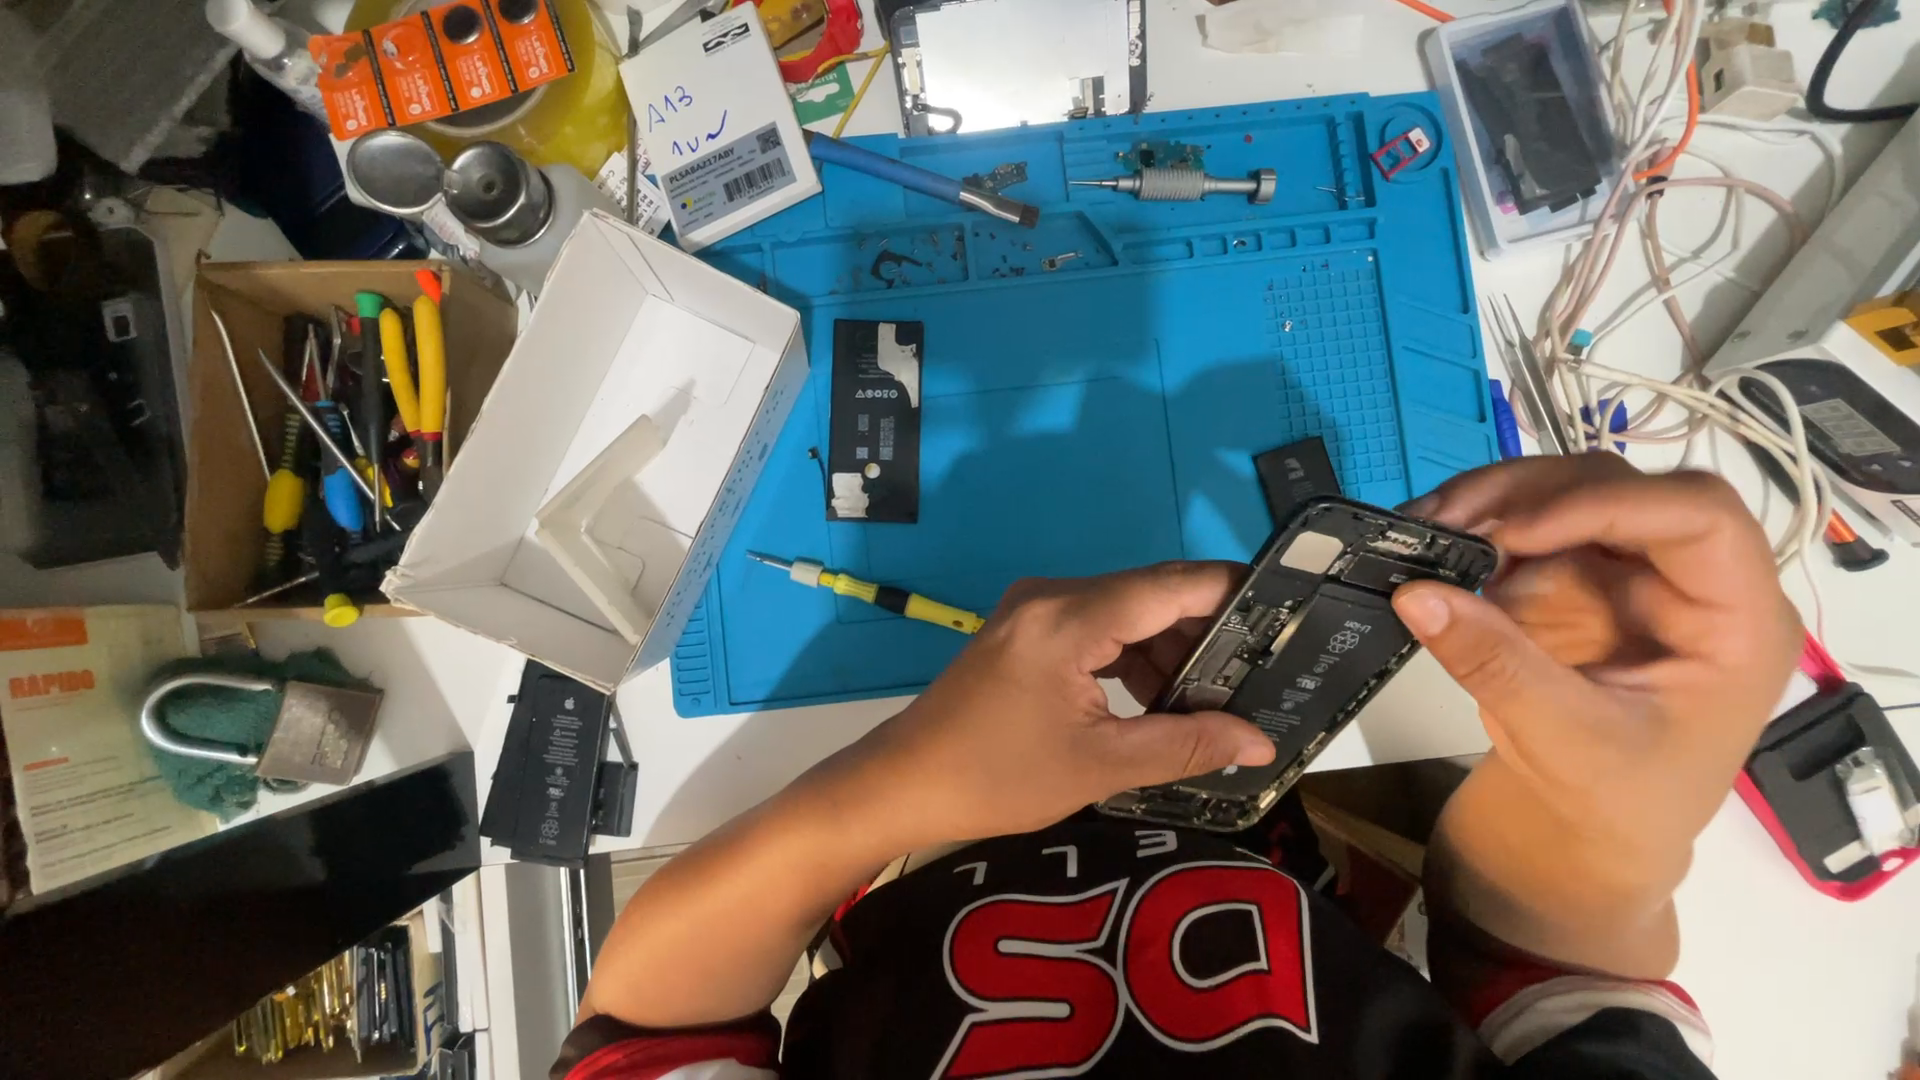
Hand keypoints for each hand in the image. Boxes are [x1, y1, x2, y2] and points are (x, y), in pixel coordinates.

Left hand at [828, 561, 1275, 849]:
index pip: (1170, 584)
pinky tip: (1155, 698)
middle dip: (1204, 632)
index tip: (1288, 609)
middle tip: (1258, 674)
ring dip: (1166, 650)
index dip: (1232, 591)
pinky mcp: (1025, 630)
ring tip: (1209, 700)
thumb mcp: (1100, 765)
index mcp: (1068, 618)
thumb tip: (1260, 741)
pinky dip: (1129, 657)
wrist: (906, 781)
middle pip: (1148, 595)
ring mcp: (1034, 610)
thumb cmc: (997, 776)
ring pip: (1123, 612)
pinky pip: (1094, 628)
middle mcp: (1052, 596)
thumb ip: (1185, 745)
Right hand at [1396, 454, 1801, 873]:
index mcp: (1730, 619)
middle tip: (1445, 520)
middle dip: (1526, 494)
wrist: (1589, 819)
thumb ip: (1495, 665)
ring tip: (1425, 526)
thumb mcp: (1562, 738)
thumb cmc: (1614, 793)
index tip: (1509, 532)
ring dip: (1490, 500)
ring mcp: (1617, 573)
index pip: (1694, 520)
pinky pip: (1517, 529)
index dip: (1603, 507)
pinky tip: (1428, 540)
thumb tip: (1415, 594)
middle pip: (1618, 489)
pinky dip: (1469, 526)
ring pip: (1561, 494)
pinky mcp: (1562, 580)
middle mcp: (1678, 578)